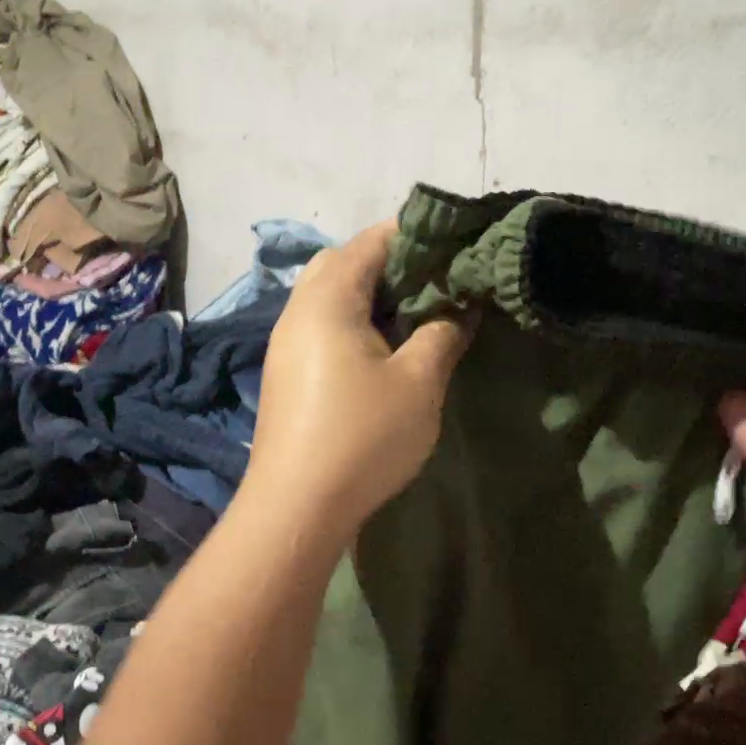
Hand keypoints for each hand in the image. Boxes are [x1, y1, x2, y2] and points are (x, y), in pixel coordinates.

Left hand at [243, 219, 469, 532]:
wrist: (297, 507)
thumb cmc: (362, 438)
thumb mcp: (418, 383)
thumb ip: (443, 333)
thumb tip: (460, 307)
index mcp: (328, 298)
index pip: (373, 240)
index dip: (418, 237)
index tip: (458, 251)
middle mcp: (298, 311)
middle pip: (344, 265)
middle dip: (392, 268)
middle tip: (435, 289)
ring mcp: (286, 346)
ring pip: (331, 300)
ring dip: (372, 302)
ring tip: (416, 323)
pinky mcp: (286, 377)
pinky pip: (322, 331)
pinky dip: (354, 328)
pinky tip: (384, 358)